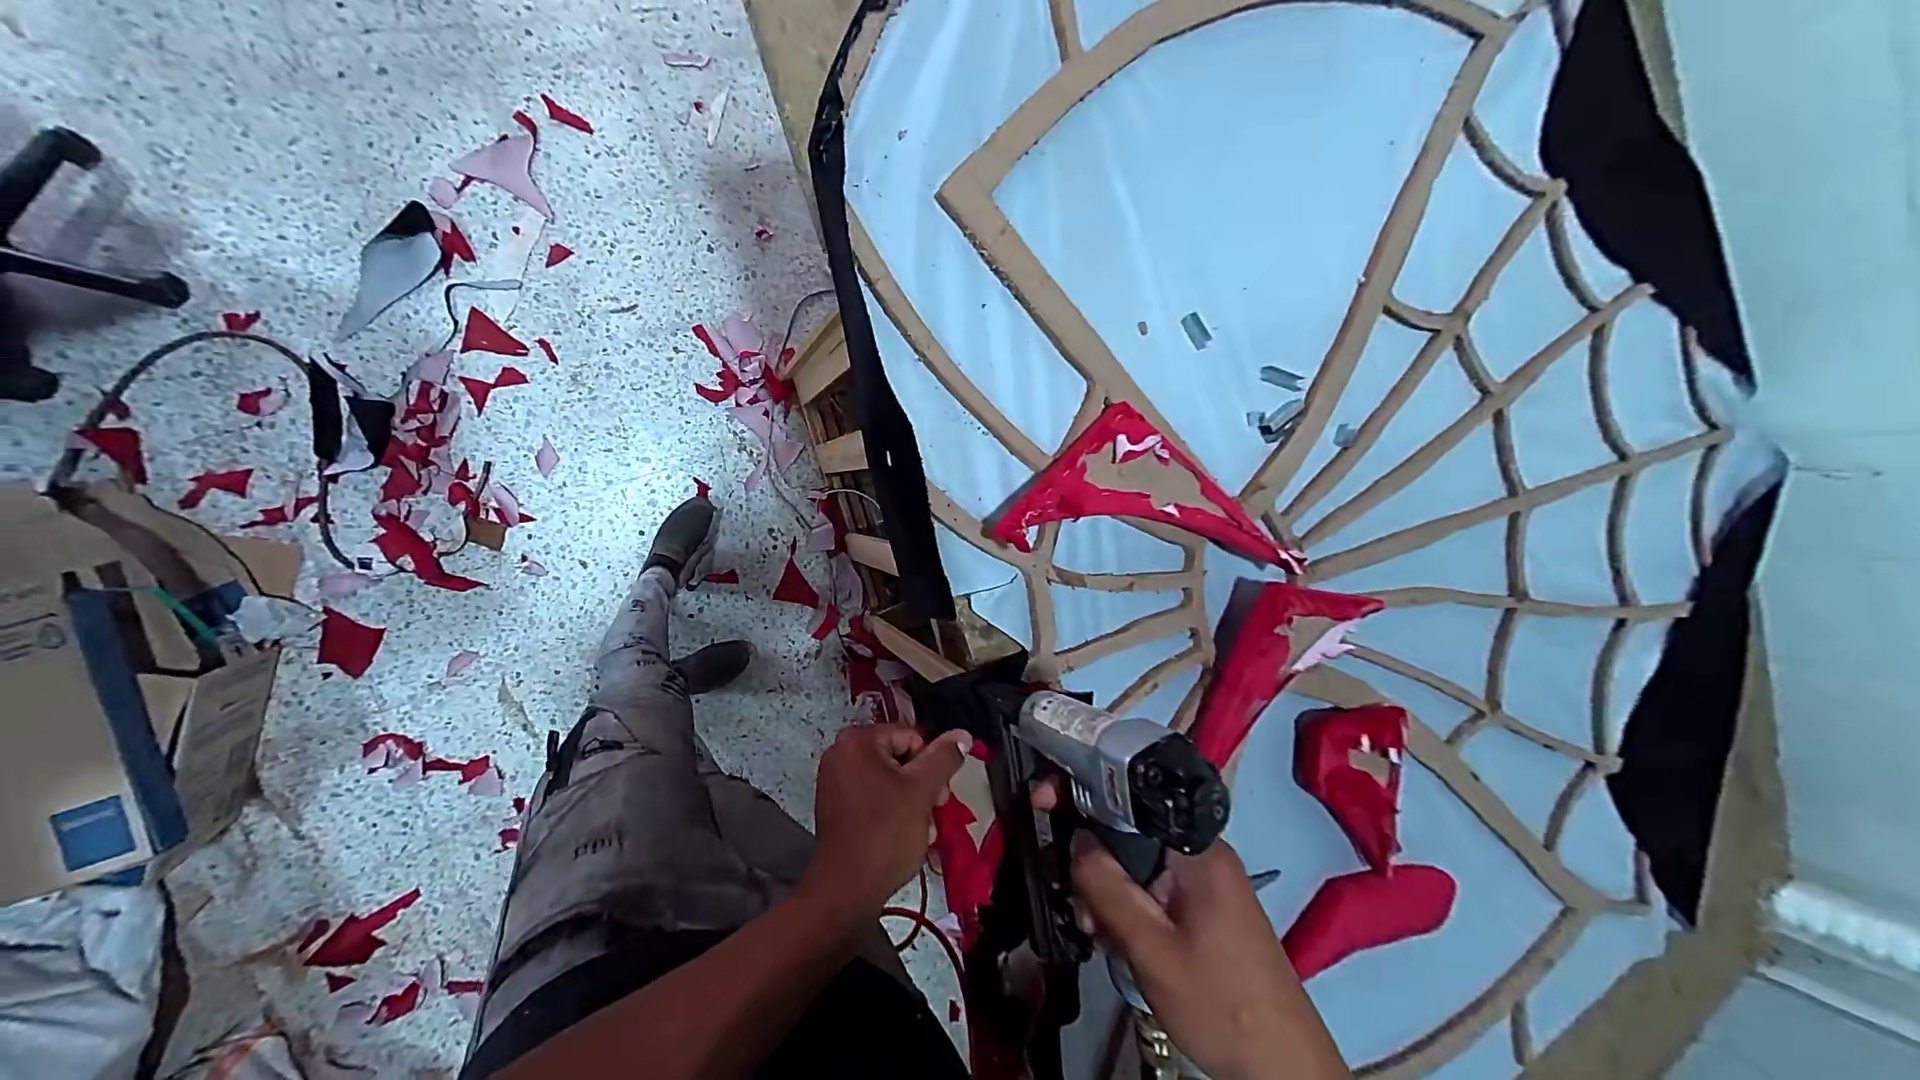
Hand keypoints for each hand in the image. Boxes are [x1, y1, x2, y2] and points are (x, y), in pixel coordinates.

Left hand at [802, 724, 971, 921]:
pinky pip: (872, 796)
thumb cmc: (886, 832)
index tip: (938, 792)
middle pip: (899, 757)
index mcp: (857, 741)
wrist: (848, 888)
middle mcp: (840, 754)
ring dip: (911, 799)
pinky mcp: (834, 807)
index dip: (930, 763)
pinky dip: (891, 809)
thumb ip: (944, 757)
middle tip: (933, 809)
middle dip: (922, 783)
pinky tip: (903, 833)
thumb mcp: (923, 789)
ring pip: (889, 779)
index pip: (910, 737)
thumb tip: (962, 734)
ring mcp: (834, 781)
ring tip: (921, 827)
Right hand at [1072, 837, 1349, 1079]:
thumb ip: (1108, 889)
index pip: (1132, 807)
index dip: (1090, 812)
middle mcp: (1204, 856)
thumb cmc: (1219, 1003)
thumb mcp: (1151, 947)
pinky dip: (1134, 913)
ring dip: (1113, 899)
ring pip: (1141, 871)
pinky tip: (1121, 943)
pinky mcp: (1205, 910)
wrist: (1281, 1068)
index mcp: (1198, 850)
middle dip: (1099, 872)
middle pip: (1133, 842)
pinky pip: (1157, 893)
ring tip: (1101, 936)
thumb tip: (1075, 839)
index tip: (1058, 831)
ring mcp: (1206, 885)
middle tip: (1086, 913)